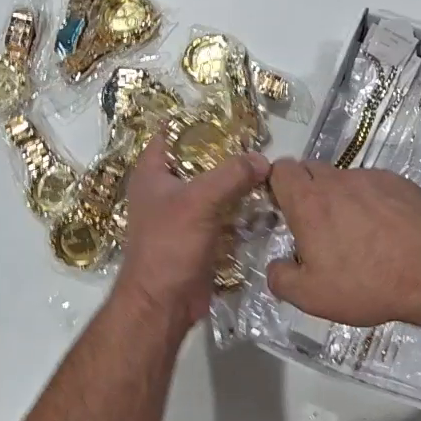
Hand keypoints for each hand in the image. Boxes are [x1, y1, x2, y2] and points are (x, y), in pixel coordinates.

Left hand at [115, 137, 268, 331]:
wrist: (163, 302)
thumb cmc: (169, 245)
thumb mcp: (200, 201)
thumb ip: (232, 175)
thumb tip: (264, 160)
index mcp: (152, 173)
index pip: (172, 134)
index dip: (198, 122)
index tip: (232, 117)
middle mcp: (165, 190)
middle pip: (200, 161)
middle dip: (228, 154)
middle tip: (260, 145)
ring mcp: (182, 215)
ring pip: (214, 189)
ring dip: (238, 183)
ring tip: (269, 171)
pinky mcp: (199, 237)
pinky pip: (223, 214)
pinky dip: (241, 209)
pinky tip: (265, 203)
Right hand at [265, 159, 420, 326]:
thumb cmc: (366, 284)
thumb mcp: (311, 296)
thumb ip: (281, 279)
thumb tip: (276, 266)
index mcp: (310, 202)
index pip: (281, 170)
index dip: (277, 185)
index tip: (284, 209)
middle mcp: (339, 181)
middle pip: (311, 169)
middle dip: (307, 190)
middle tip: (316, 226)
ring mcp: (373, 178)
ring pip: (344, 179)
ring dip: (341, 198)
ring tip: (357, 234)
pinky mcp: (401, 183)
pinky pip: (375, 186)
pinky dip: (372, 201)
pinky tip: (386, 231)